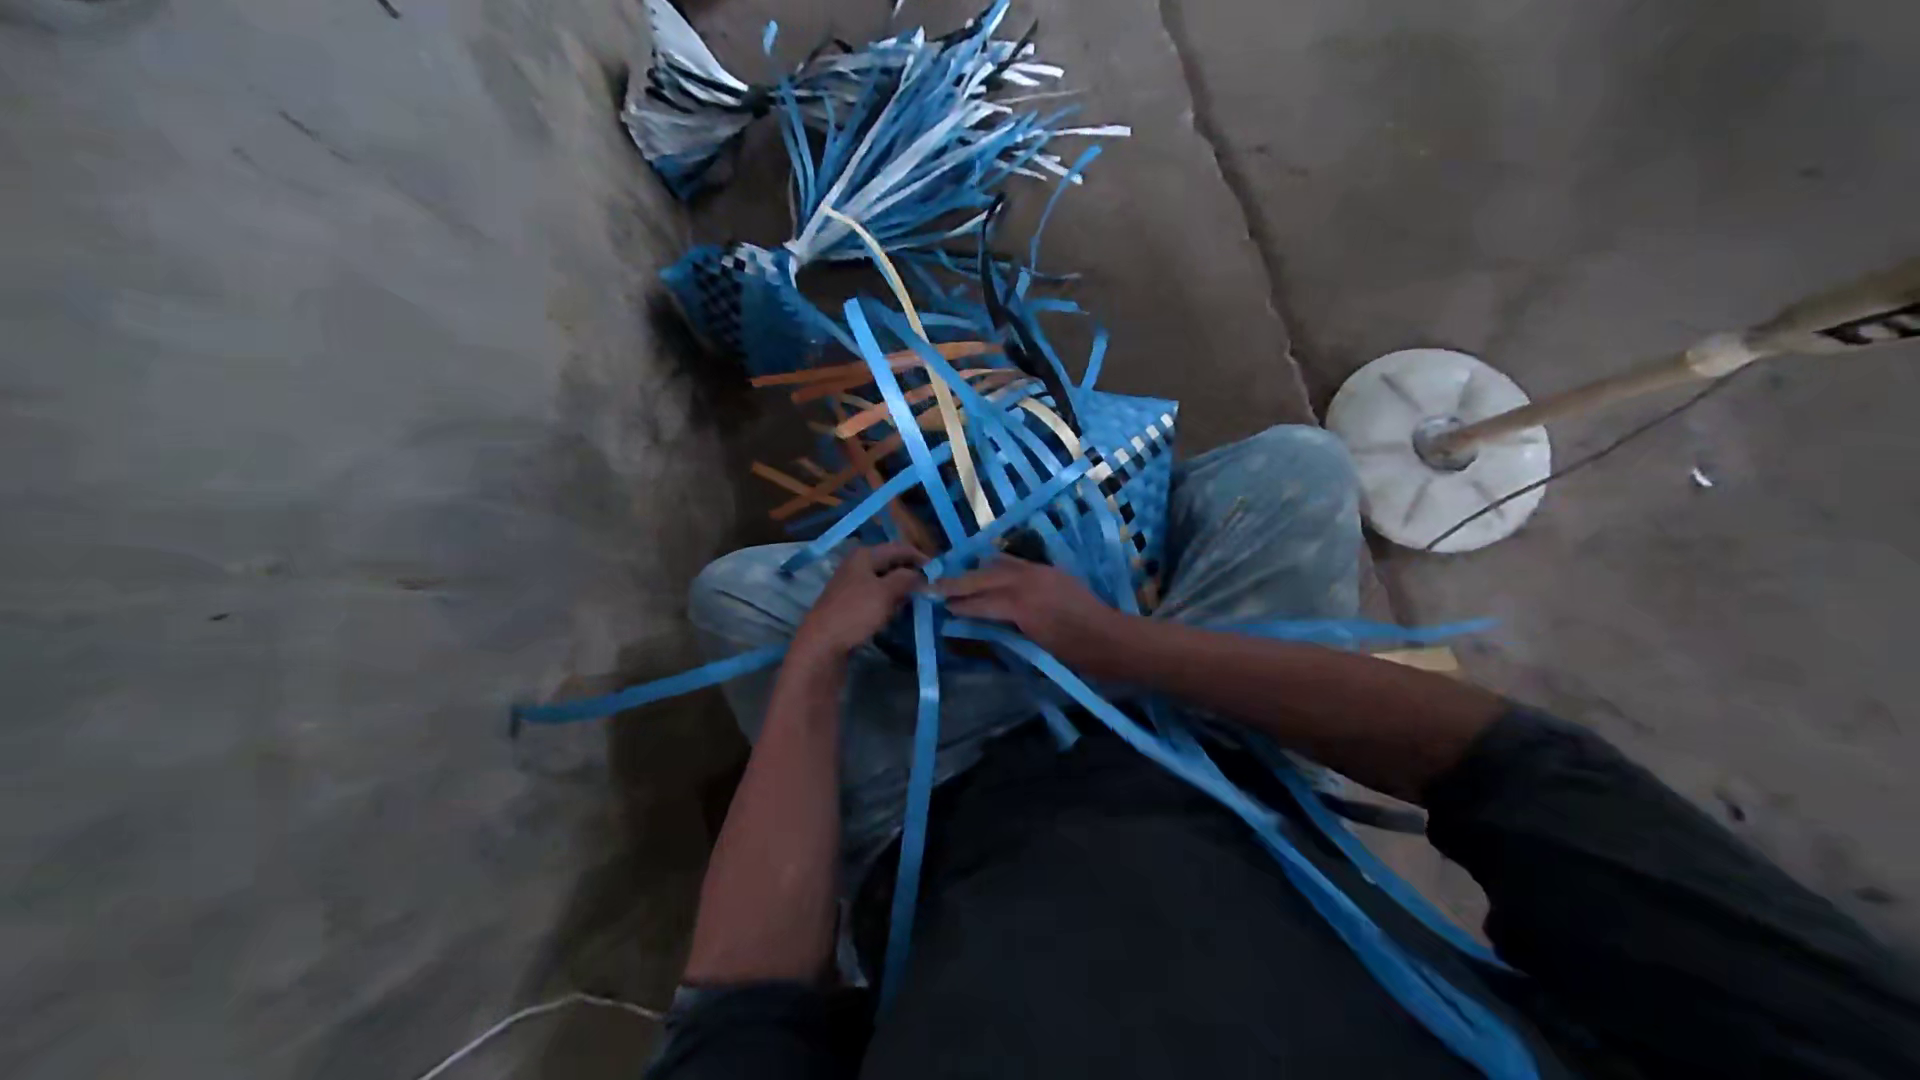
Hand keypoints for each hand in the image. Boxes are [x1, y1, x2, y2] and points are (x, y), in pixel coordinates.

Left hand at [789, 543, 926, 664]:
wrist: (822, 643)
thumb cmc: (856, 612)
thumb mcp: (886, 592)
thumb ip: (907, 579)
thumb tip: (923, 575)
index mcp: (865, 555)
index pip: (900, 548)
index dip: (921, 557)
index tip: (940, 572)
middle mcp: (858, 565)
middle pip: (892, 563)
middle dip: (912, 574)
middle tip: (932, 588)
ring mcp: (853, 584)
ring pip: (885, 581)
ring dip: (902, 589)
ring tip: (920, 600)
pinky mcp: (852, 603)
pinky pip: (877, 596)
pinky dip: (890, 601)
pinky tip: (899, 611)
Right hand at [938, 556, 1123, 662]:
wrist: (1113, 640)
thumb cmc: (1074, 656)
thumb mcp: (1034, 648)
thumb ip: (1004, 632)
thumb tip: (979, 625)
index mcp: (1021, 605)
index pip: (979, 602)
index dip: (956, 603)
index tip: (935, 602)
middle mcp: (1027, 581)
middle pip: (983, 577)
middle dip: (957, 582)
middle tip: (933, 584)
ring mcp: (1040, 572)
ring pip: (999, 563)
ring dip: (978, 571)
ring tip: (960, 579)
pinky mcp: (1051, 571)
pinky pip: (1017, 564)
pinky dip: (999, 569)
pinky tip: (992, 576)